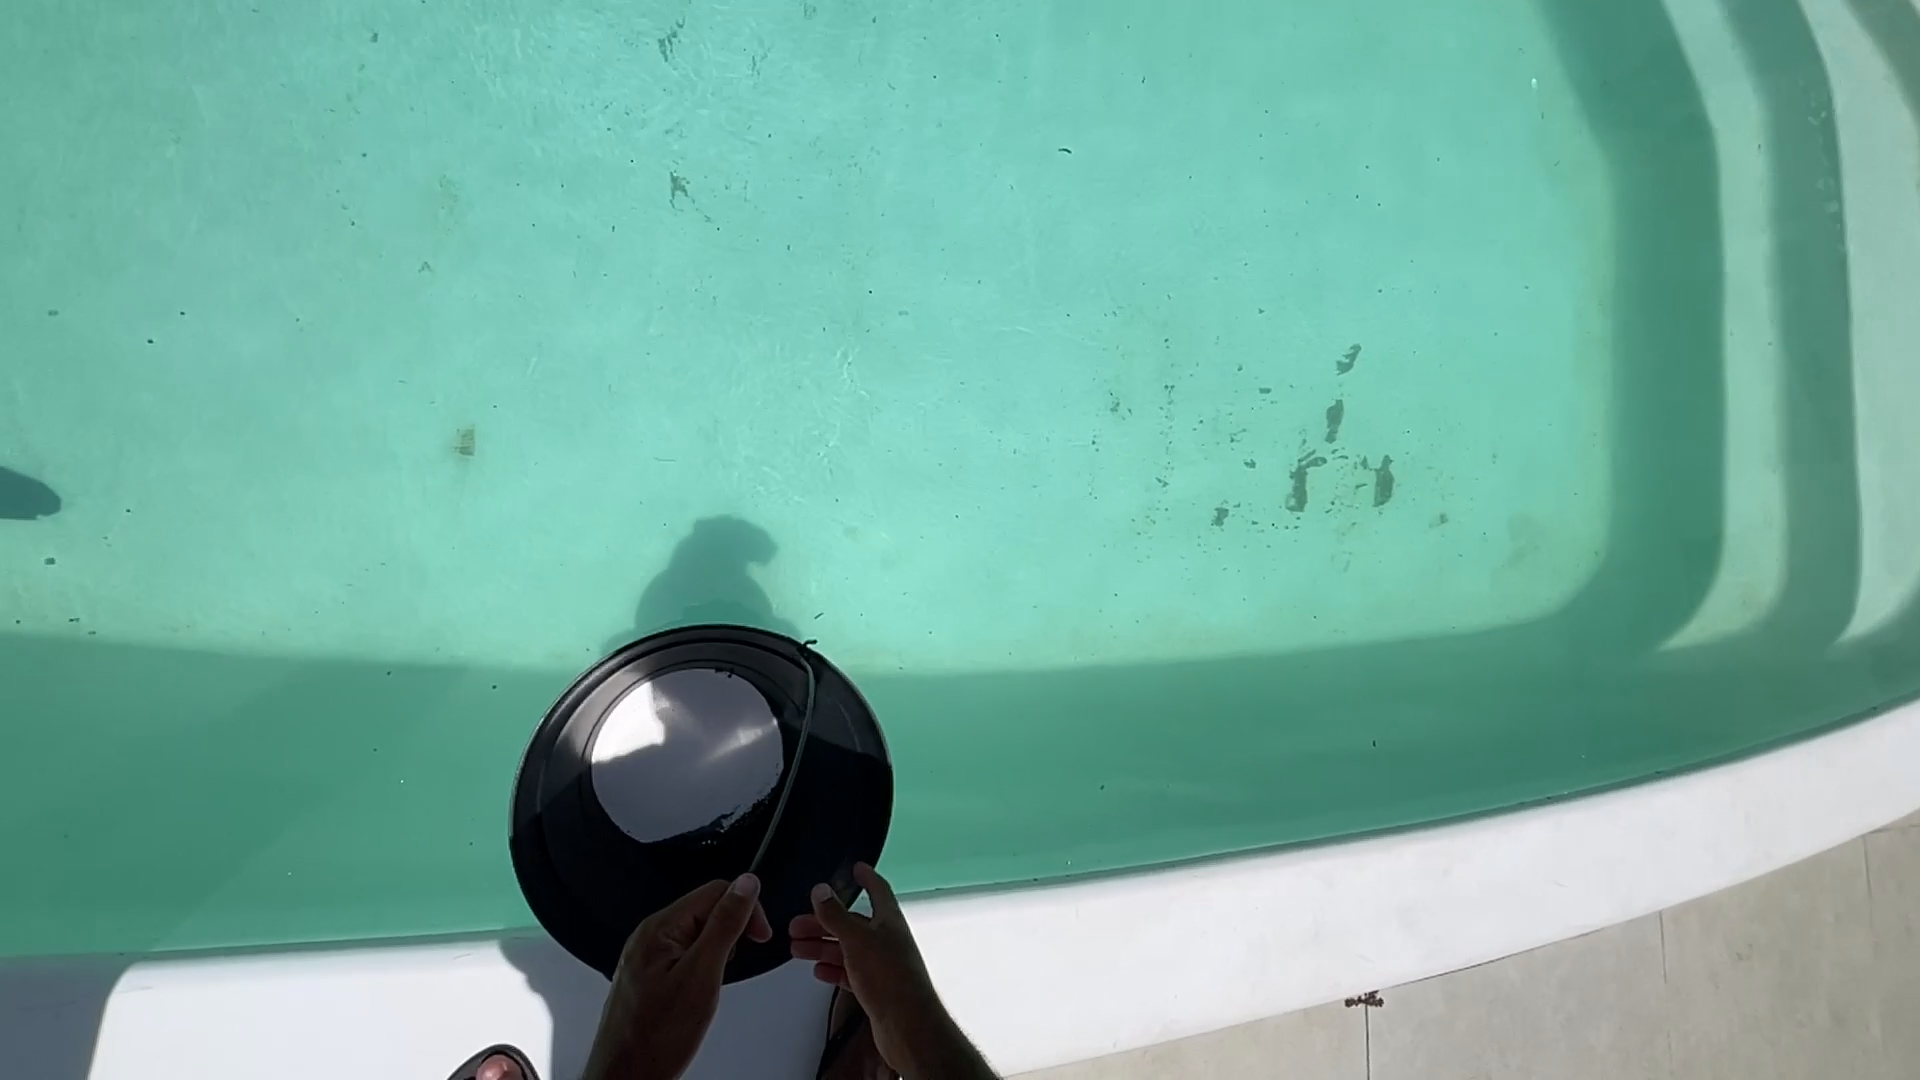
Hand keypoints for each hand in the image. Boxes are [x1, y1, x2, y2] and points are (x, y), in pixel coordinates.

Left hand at [583, 874, 772, 1079]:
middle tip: (728, 968)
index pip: (715, 891)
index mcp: (659, 928)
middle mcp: (649, 936)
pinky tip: (696, 993)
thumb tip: (746, 884)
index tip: (759, 935)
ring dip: (715, 953)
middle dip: (728, 933)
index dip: (745, 909)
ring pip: (698, 934)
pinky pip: (686, 954)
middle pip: (706, 910)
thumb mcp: (703, 975)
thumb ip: (726, 924)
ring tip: (708, 986)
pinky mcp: (648, 975)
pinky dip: (701, 968)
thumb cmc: (655, 1040)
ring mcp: (646, 956)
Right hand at [790, 863, 995, 1079]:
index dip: (866, 877)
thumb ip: (836, 915)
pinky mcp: (876, 987)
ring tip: (799, 948)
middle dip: (826, 921)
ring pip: (848, 948)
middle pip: (853, 922)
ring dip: (823, 947)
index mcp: (888, 919)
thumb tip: (822, 892)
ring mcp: (882, 964)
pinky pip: (850, 972)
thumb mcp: (857, 939)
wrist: (906, 1025)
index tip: (857, 868)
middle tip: (801, 923)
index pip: (878, 889)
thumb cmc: (892, 979)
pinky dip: (834, 969)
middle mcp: (887, 938)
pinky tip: (821, 972)